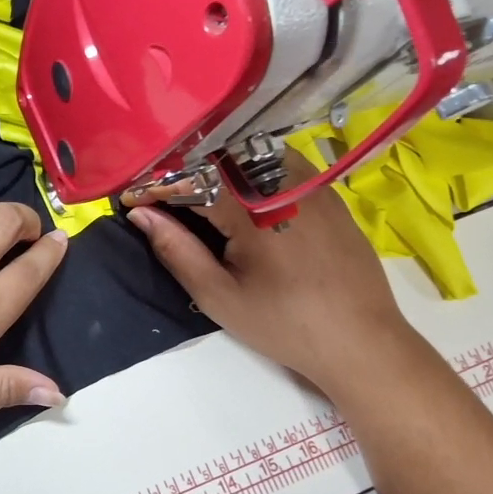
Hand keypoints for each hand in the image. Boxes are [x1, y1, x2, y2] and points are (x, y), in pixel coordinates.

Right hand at [124, 156, 414, 391]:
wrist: (360, 339)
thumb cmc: (284, 324)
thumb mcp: (219, 296)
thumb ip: (177, 250)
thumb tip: (142, 216)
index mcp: (253, 210)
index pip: (191, 181)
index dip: (156, 189)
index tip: (132, 201)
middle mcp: (283, 184)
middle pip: (219, 157)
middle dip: (183, 173)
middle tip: (160, 199)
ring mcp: (310, 183)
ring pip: (249, 154)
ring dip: (216, 167)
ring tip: (196, 195)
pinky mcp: (326, 191)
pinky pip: (279, 163)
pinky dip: (248, 171)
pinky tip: (239, 196)